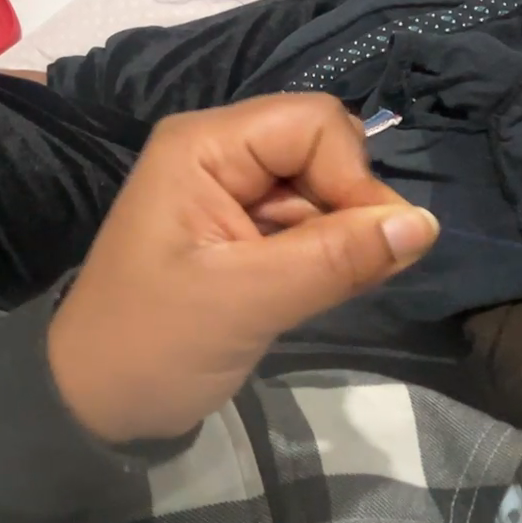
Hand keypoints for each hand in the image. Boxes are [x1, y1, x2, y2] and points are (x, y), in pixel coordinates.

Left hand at [48, 95, 440, 443]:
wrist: (96, 400)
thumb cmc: (152, 344)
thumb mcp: (245, 302)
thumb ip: (335, 258)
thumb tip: (425, 222)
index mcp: (202, 145)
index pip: (313, 122)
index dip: (352, 174)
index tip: (365, 244)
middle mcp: (215, 151)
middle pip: (319, 146)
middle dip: (346, 205)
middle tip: (341, 273)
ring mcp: (225, 188)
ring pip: (317, 186)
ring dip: (334, 235)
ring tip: (307, 291)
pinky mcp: (236, 226)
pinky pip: (302, 219)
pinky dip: (320, 251)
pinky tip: (302, 290)